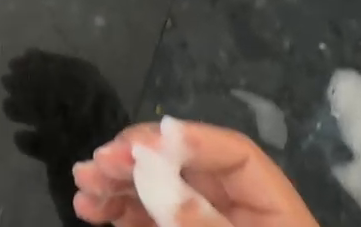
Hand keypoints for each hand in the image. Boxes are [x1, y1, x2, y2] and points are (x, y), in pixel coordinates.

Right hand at [72, 119, 318, 226]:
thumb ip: (196, 219)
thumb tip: (145, 162)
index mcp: (278, 214)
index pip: (236, 155)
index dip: (188, 140)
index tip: (142, 142)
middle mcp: (243, 215)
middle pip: (185, 168)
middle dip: (135, 160)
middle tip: (98, 162)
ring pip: (158, 190)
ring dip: (116, 183)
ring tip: (82, 185)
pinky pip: (150, 219)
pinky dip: (118, 210)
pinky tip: (92, 210)